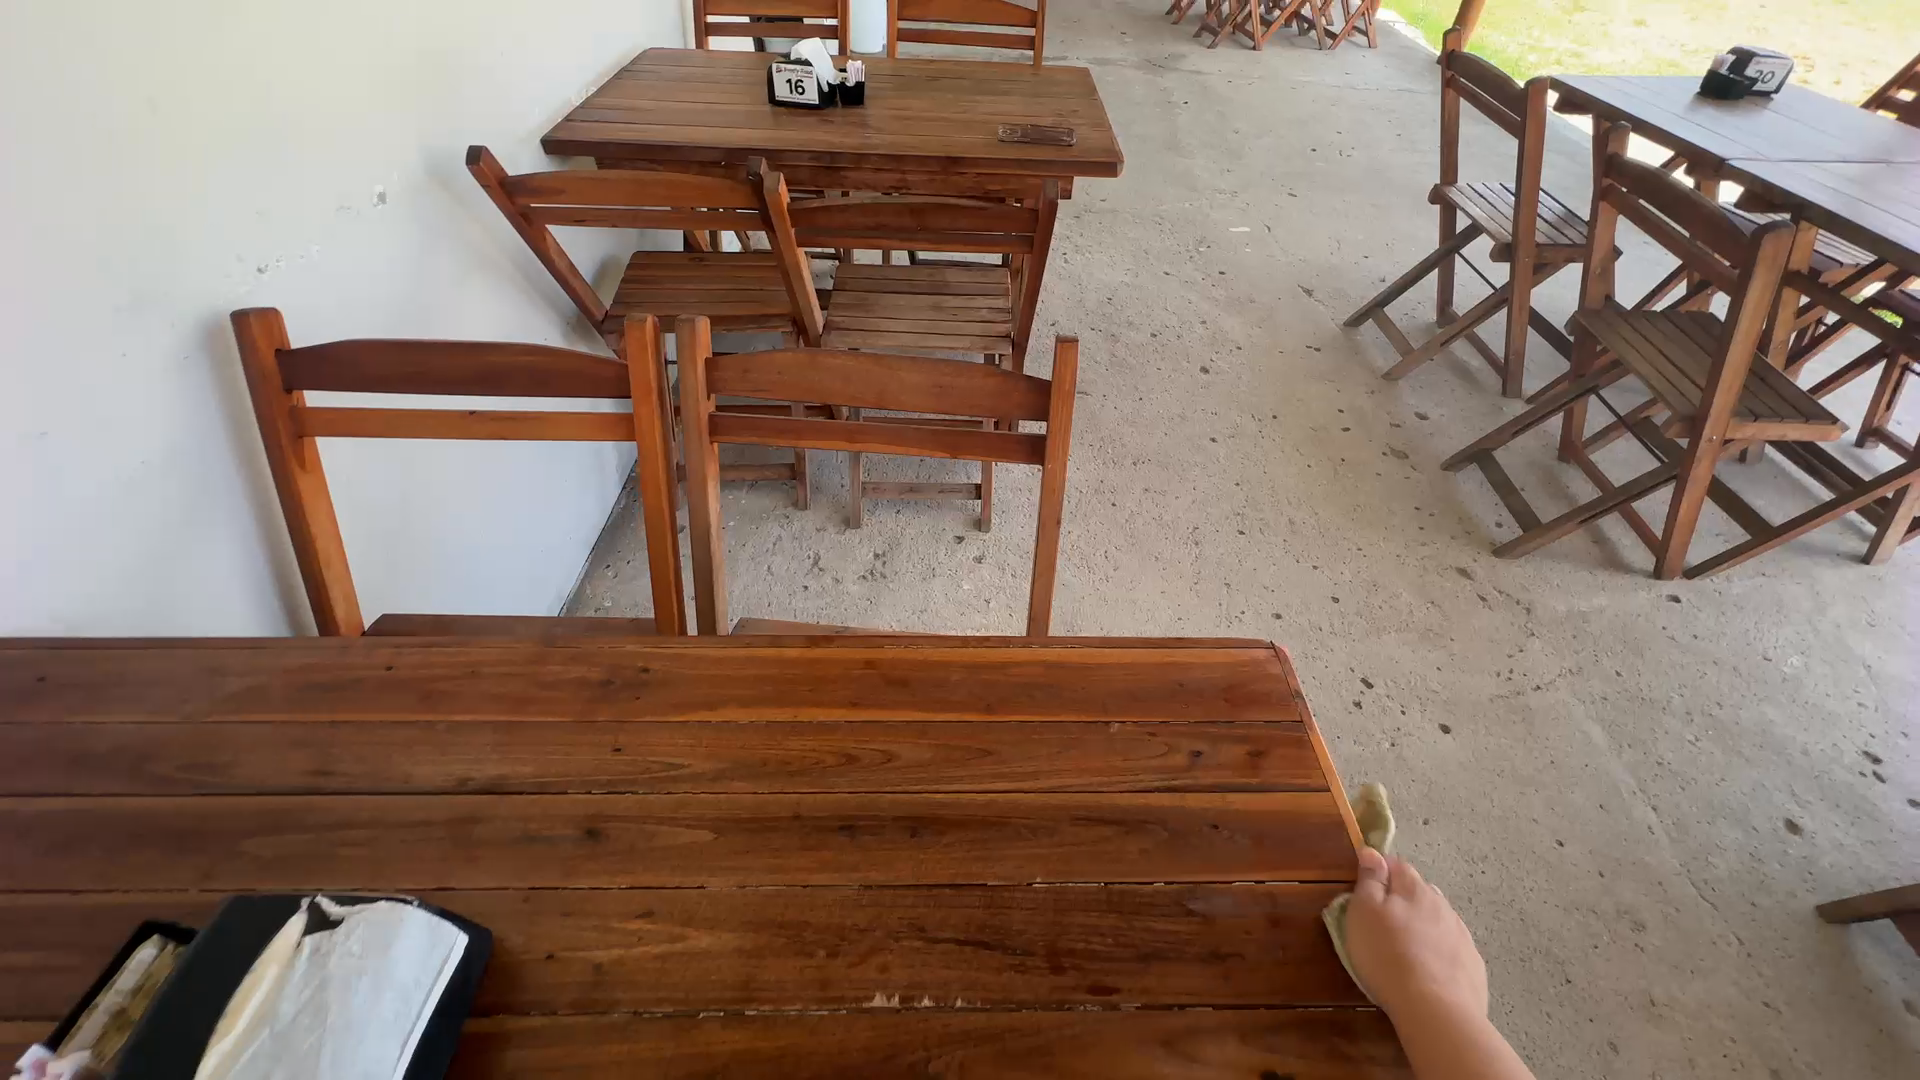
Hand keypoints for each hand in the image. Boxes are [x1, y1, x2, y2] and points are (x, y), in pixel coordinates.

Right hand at [1344, 847, 1487, 1024]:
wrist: (1436, 1011)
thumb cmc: (1387, 954)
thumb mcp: (1363, 911)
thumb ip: (1369, 879)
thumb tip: (1372, 852)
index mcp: (1414, 889)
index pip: (1397, 864)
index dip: (1379, 872)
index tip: (1366, 889)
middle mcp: (1442, 906)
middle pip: (1419, 892)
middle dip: (1402, 900)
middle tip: (1382, 921)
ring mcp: (1462, 937)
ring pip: (1437, 920)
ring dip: (1422, 925)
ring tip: (1404, 948)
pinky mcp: (1473, 967)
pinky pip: (1451, 948)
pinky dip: (1438, 952)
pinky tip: (1427, 970)